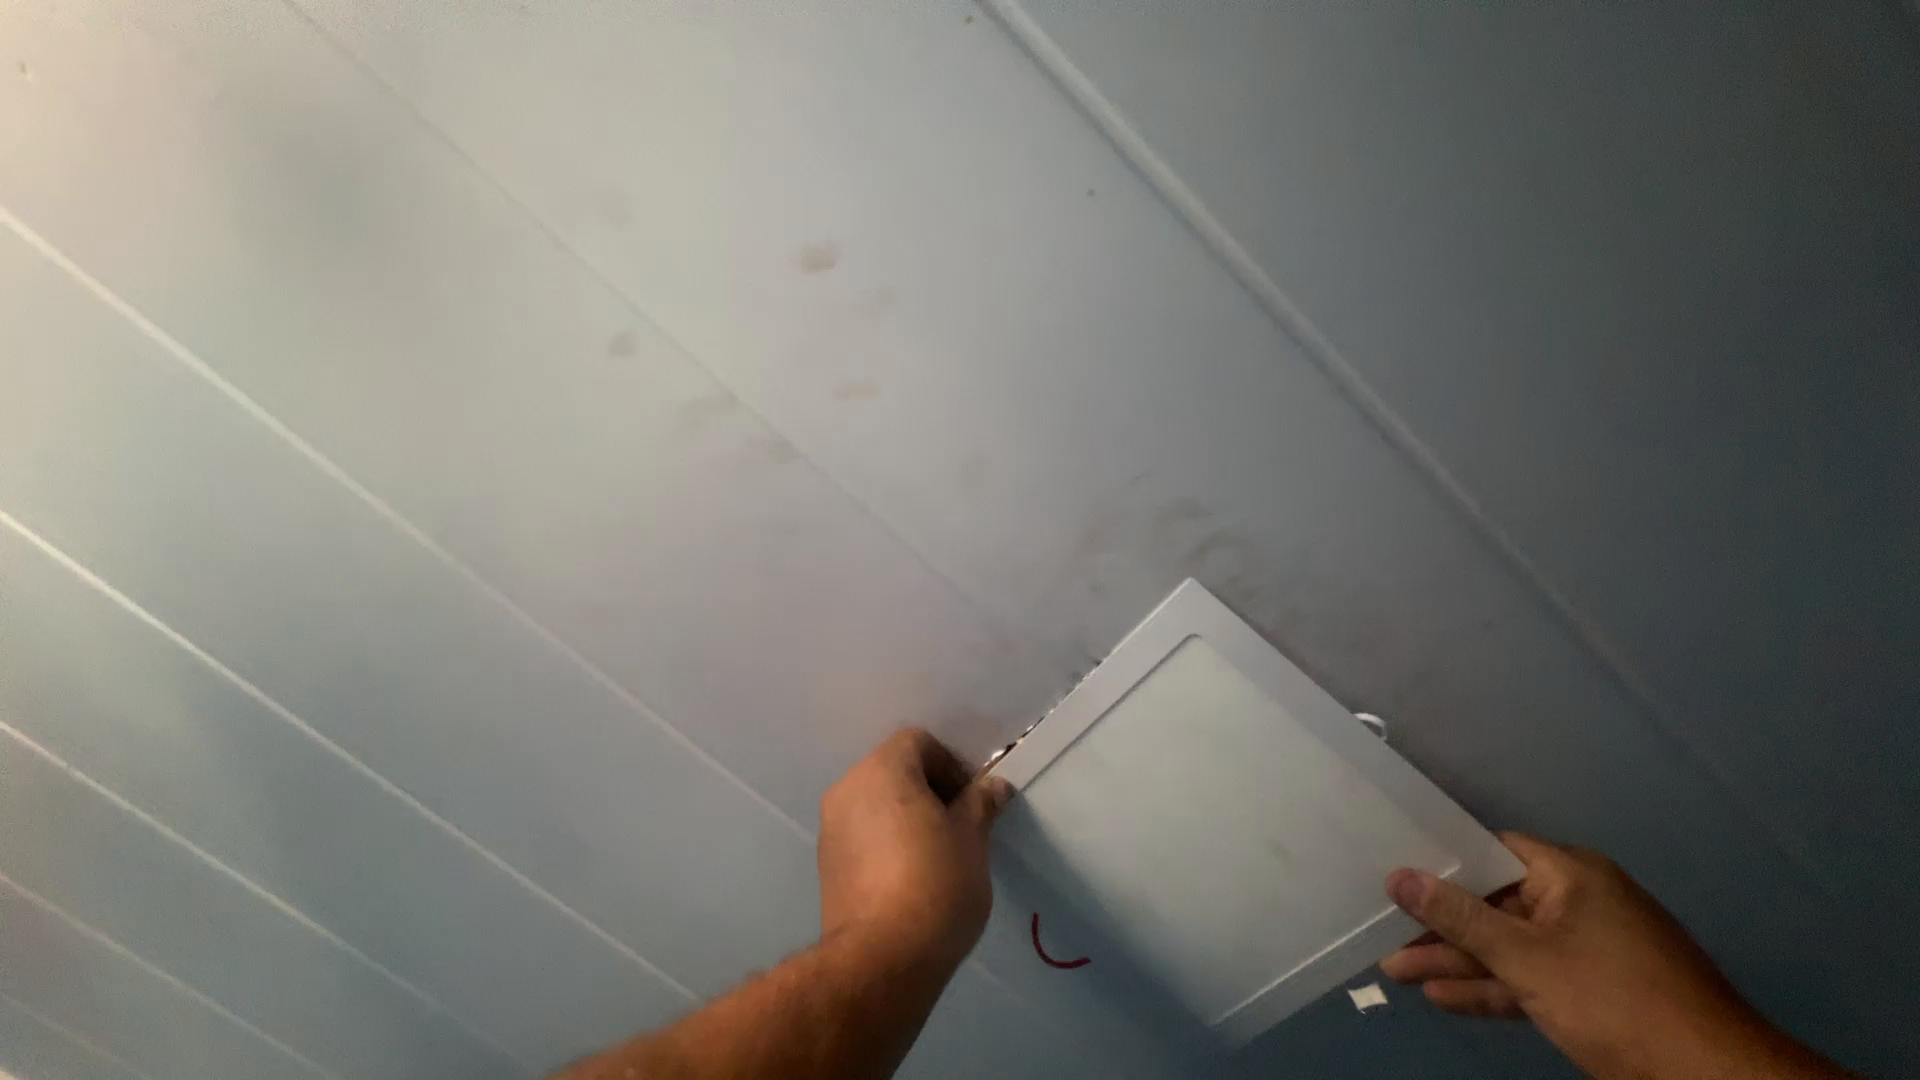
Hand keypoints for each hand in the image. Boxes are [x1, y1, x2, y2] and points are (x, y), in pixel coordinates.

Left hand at [818, 729, 1011, 973]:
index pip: (917, 741)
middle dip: (929, 790)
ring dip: (907, 816)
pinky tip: (910, 877)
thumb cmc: (936, 882)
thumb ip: (980, 804)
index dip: (950, 764)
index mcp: (882, 770)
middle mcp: (848, 789)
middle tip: (960, 825)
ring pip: (876, 804)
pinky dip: (886, 841)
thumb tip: (994, 786)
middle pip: (894, 769)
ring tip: (937, 854)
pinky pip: (862, 834)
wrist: (882, 959)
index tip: (971, 800)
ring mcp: (830, 828)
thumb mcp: (972, 839)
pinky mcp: (826, 865)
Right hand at [1381, 833, 1848, 1079]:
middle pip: (1492, 903)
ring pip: (1507, 946)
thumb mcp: (1526, 956)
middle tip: (1385, 930)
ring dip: (1456, 961)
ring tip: (1396, 970)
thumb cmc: (1615, 999)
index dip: (1441, 858)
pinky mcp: (1593, 992)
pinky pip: (1529, 977)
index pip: (1490, 851)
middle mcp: (1579, 902)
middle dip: (1439, 924)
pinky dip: (1491, 987)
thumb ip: (1459, 916)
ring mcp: (1588, 950)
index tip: (1394, 866)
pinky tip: (1443, 998)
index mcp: (1571, 875)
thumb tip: (1399, 876)